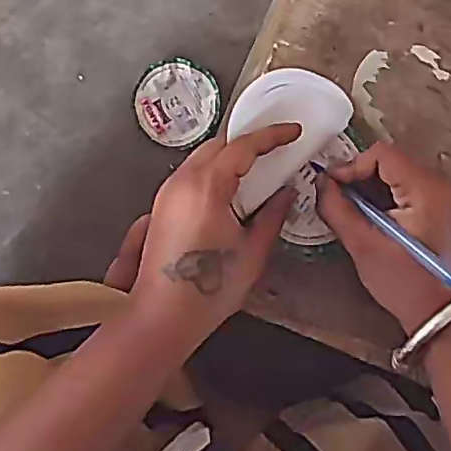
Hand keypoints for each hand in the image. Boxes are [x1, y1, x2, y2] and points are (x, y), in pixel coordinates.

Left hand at [130, 124, 298, 343]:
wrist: (159, 319)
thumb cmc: (208, 289)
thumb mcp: (253, 253)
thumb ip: (273, 215)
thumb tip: (286, 193)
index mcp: (208, 187)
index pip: (243, 146)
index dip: (271, 135)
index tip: (292, 132)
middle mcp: (183, 182)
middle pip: (219, 144)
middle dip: (248, 142)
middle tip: (275, 149)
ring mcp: (168, 192)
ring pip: (203, 156)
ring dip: (229, 155)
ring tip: (255, 169)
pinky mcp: (161, 205)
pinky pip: (191, 172)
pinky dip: (214, 169)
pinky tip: (229, 188)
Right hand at [317, 143, 450, 331]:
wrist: (437, 314)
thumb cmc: (405, 284)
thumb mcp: (363, 245)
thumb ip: (337, 208)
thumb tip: (322, 183)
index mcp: (425, 190)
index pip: (383, 154)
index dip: (353, 165)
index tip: (333, 182)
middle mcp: (438, 185)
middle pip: (389, 160)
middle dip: (359, 174)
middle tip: (338, 193)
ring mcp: (440, 196)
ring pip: (395, 171)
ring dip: (369, 184)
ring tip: (351, 206)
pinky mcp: (436, 206)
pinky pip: (403, 186)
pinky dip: (382, 194)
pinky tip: (368, 214)